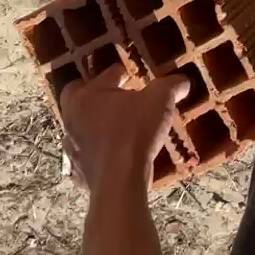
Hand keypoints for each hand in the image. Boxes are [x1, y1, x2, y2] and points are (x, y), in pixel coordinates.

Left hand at [59, 65, 187, 193]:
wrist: (119, 182)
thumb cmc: (136, 131)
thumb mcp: (162, 98)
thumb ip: (172, 84)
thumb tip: (183, 81)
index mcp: (88, 95)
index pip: (107, 74)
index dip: (123, 72)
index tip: (134, 74)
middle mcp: (72, 118)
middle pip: (77, 97)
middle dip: (94, 94)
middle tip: (115, 96)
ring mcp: (71, 147)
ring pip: (79, 126)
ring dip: (95, 123)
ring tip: (118, 126)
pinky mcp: (77, 171)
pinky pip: (85, 152)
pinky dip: (97, 149)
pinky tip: (115, 152)